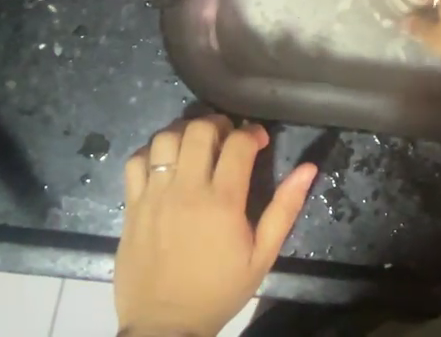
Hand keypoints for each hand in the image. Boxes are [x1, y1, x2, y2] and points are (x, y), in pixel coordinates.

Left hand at [115, 115, 316, 335]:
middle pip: (200, 129)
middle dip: (218, 124)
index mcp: (223, 202)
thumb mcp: (262, 256)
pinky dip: (152, 152)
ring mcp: (155, 197)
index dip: (252, 133)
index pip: (238, 143)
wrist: (165, 328)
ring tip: (196, 146)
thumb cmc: (219, 291)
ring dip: (184, 133)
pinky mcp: (132, 207)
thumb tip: (308, 168)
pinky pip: (136, 161)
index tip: (258, 141)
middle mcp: (187, 191)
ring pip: (166, 138)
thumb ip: (284, 209)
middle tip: (227, 138)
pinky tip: (166, 163)